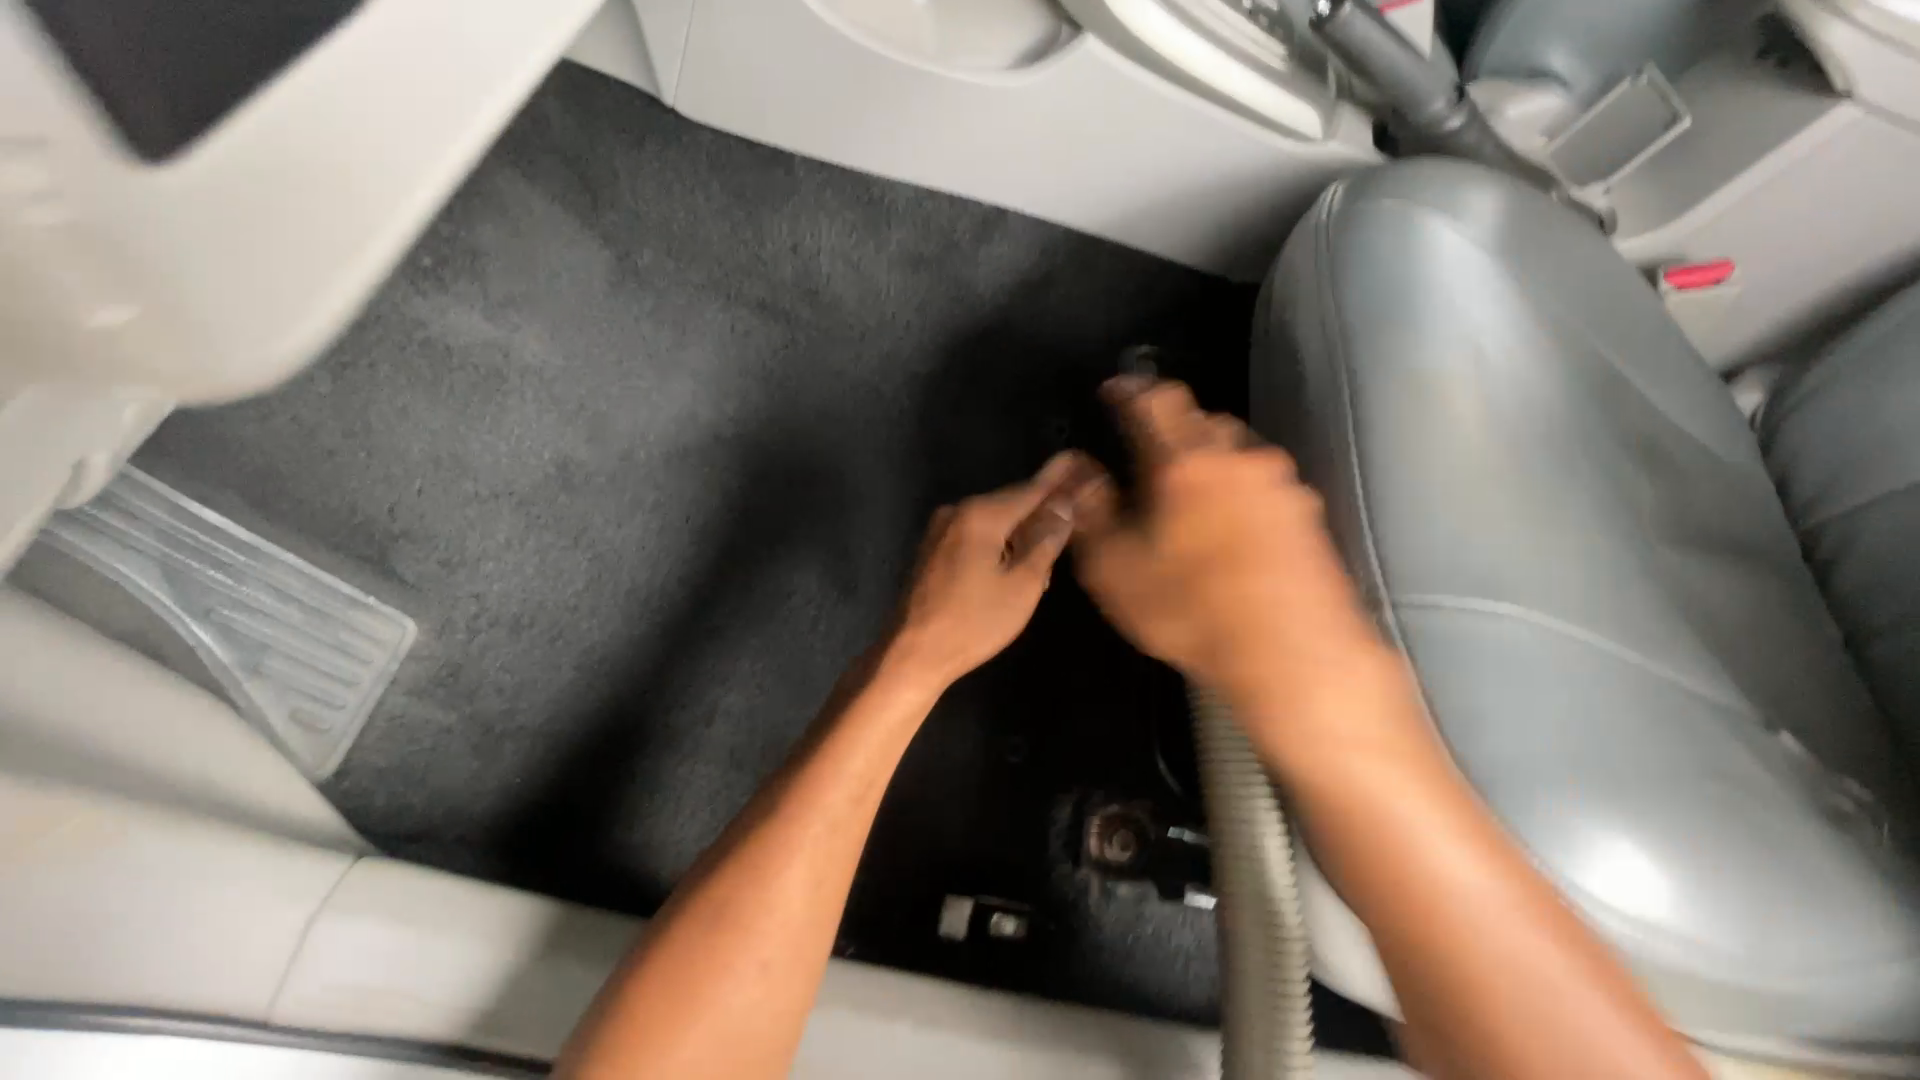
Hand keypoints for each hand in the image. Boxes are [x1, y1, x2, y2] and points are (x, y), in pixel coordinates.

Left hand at [885, 451, 1101, 688]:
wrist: (913, 653)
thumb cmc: (974, 622)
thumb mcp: (1023, 584)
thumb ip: (1046, 539)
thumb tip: (1064, 505)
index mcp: (980, 514)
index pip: (1030, 490)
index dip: (1059, 481)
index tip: (1079, 464)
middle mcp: (957, 512)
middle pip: (1011, 505)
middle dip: (1041, 517)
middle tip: (1070, 531)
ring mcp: (940, 531)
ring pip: (993, 523)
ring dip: (1020, 538)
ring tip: (1042, 570)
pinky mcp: (932, 551)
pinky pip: (975, 538)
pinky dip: (998, 548)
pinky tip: (1012, 572)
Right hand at [1071, 377, 1387, 716]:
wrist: (1294, 653)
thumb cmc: (1190, 609)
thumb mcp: (1116, 569)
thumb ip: (1091, 513)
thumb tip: (1079, 472)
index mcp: (1184, 461)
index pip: (1154, 399)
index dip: (1130, 389)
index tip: (1113, 391)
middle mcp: (1237, 458)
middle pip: (1200, 418)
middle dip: (1170, 428)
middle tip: (1147, 458)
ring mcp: (1280, 484)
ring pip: (1236, 452)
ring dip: (1210, 460)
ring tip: (1190, 498)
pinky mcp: (1307, 514)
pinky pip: (1262, 485)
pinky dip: (1240, 492)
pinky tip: (1231, 532)